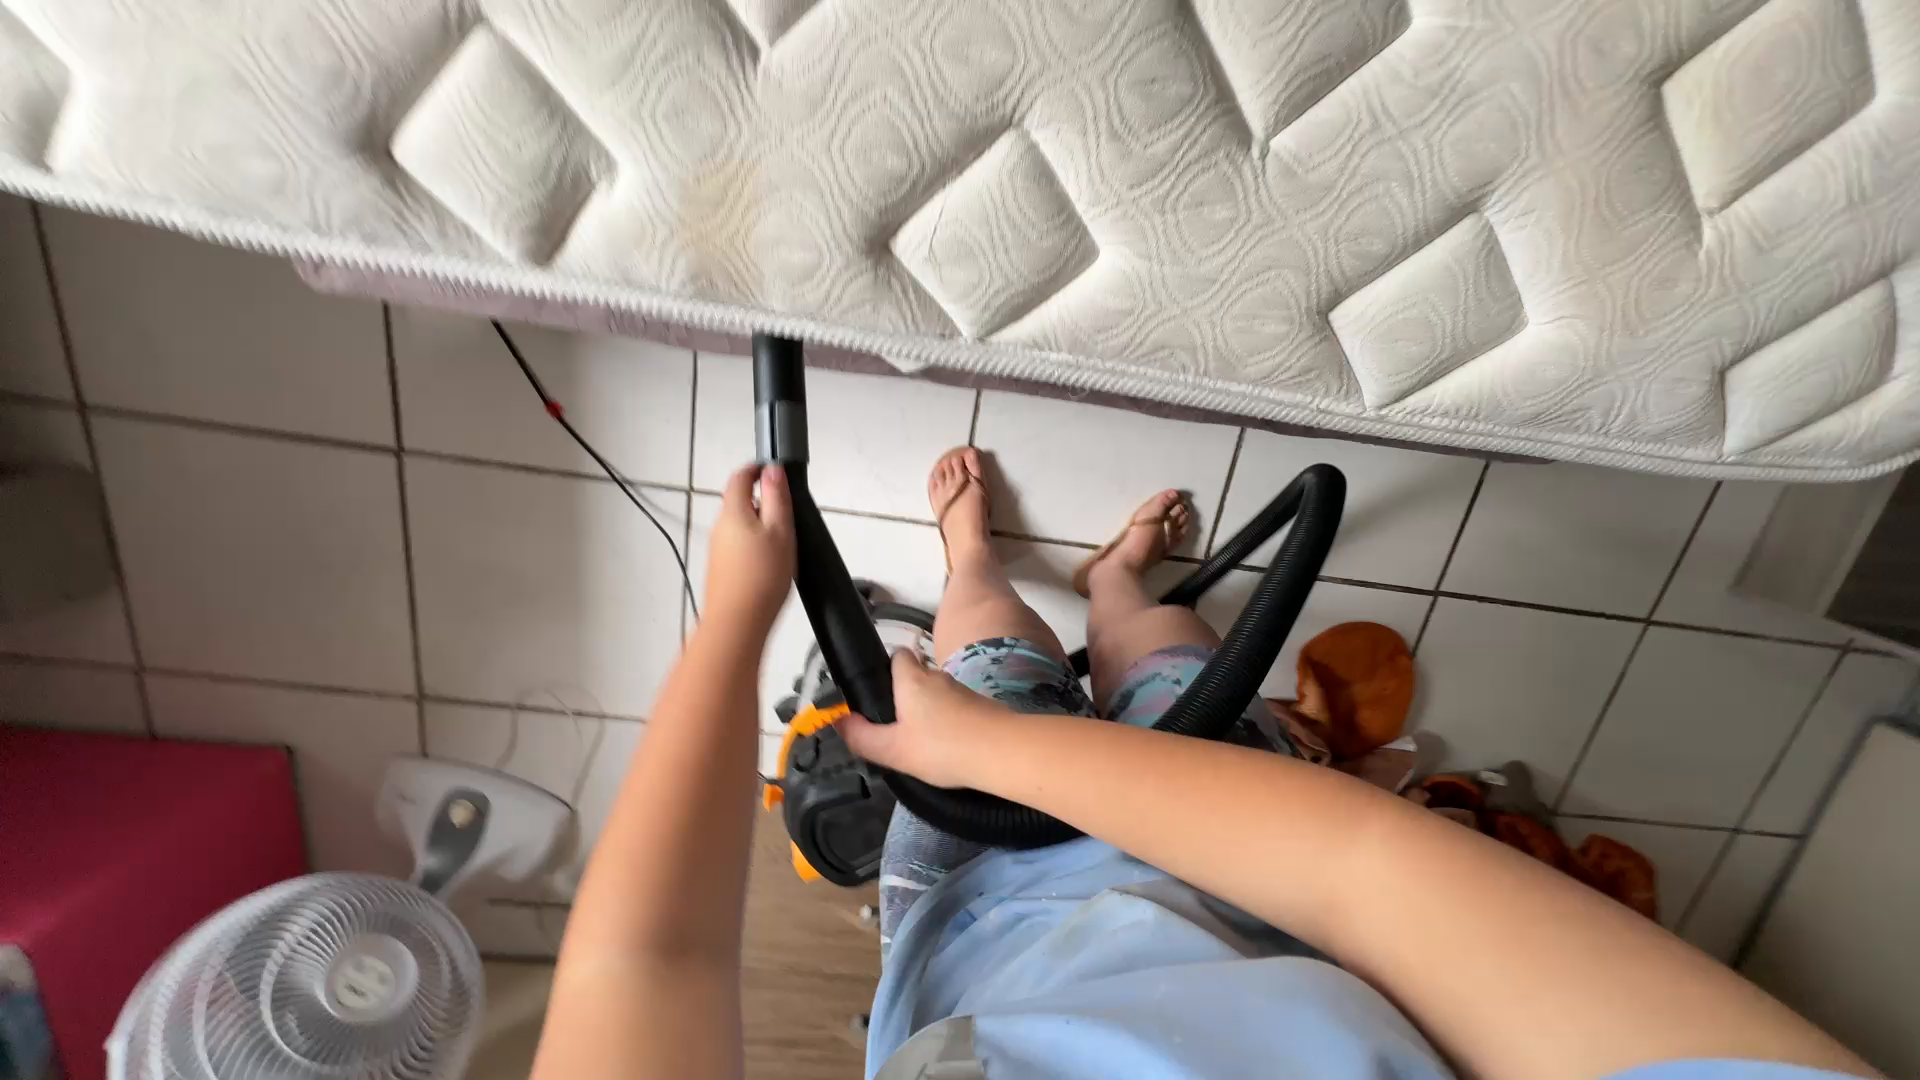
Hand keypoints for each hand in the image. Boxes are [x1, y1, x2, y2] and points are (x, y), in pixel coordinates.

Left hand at [704, 464, 794, 630]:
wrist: (737, 623)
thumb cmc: (763, 574)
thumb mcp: (780, 531)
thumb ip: (776, 498)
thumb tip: (772, 468)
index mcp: (733, 512)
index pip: (739, 478)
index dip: (756, 470)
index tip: (776, 473)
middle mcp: (720, 527)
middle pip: (740, 503)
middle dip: (763, 502)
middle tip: (790, 515)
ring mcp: (717, 549)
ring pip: (741, 526)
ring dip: (761, 526)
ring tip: (785, 544)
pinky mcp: (721, 569)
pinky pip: (739, 546)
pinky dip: (755, 546)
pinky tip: (771, 564)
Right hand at [840, 650, 1011, 788]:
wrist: (1001, 751)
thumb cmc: (942, 746)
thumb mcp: (894, 749)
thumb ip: (863, 736)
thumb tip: (839, 721)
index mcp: (911, 679)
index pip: (898, 654)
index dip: (887, 668)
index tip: (879, 693)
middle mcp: (937, 676)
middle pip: (916, 675)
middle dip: (906, 695)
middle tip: (896, 726)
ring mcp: (962, 689)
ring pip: (936, 693)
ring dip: (928, 710)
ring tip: (920, 741)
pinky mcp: (979, 704)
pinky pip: (954, 706)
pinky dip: (947, 720)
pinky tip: (945, 746)